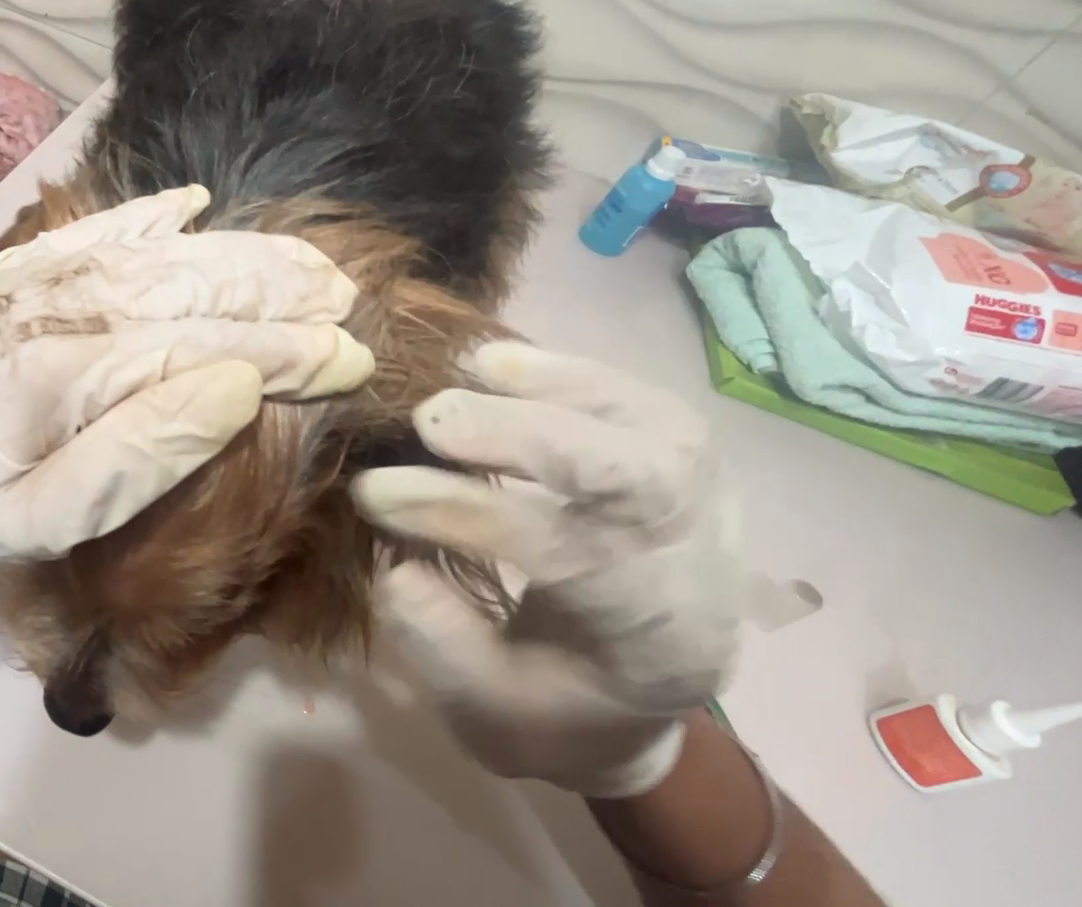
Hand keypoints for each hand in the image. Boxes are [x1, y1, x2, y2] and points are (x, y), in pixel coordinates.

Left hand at [0, 186, 376, 640]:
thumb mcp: (45, 520)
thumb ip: (141, 454)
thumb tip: (234, 388)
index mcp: (68, 371)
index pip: (205, 349)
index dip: (285, 352)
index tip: (350, 353)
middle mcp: (55, 303)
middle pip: (192, 286)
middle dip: (278, 291)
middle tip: (348, 297)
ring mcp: (32, 277)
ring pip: (159, 252)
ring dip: (238, 254)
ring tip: (303, 259)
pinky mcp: (13, 272)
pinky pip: (97, 230)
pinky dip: (153, 215)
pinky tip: (195, 204)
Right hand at [352, 342, 744, 797]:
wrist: (627, 710)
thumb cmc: (550, 717)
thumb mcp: (482, 712)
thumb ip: (438, 638)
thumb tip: (394, 555)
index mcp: (653, 644)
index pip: (570, 555)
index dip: (466, 513)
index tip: (373, 493)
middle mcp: (702, 567)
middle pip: (645, 477)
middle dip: (534, 437)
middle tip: (429, 419)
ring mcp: (707, 507)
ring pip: (657, 424)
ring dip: (555, 387)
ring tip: (467, 370)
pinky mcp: (683, 467)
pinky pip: (642, 403)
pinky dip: (570, 374)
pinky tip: (500, 363)